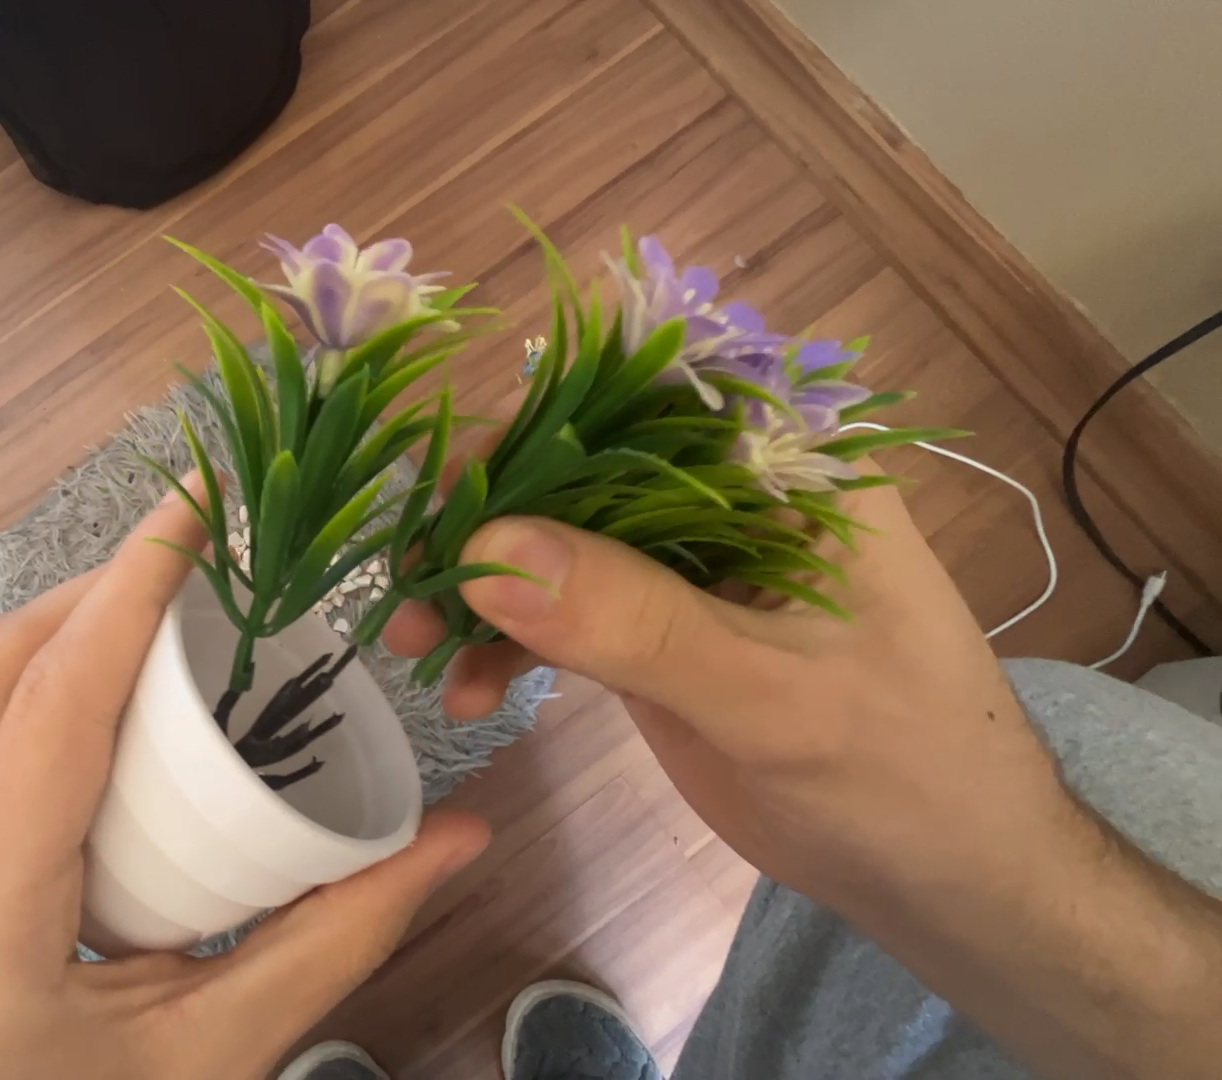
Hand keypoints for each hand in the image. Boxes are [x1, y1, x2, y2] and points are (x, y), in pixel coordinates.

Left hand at [0, 487, 490, 1079]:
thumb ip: (344, 931)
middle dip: (95, 588)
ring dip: (57, 621)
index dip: (124, 587)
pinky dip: (32, 666)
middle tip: (194, 557)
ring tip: (151, 606)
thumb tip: (460, 831)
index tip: (193, 503)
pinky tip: (98, 676)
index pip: (53, 708)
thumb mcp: (232, 1050)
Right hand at [383, 479, 1071, 913]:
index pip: (643, 405)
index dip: (537, 429)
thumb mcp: (768, 695)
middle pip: (570, 477)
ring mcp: (669, 564)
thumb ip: (633, 620)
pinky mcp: (637, 623)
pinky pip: (547, 613)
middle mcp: (714, 500)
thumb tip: (488, 551)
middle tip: (408, 582)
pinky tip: (469, 692)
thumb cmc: (901, 776)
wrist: (927, 875)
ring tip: (414, 647)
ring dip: (475, 593)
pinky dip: (499, 645)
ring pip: (545, 547)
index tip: (448, 485)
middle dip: (481, 529)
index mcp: (781, 471)